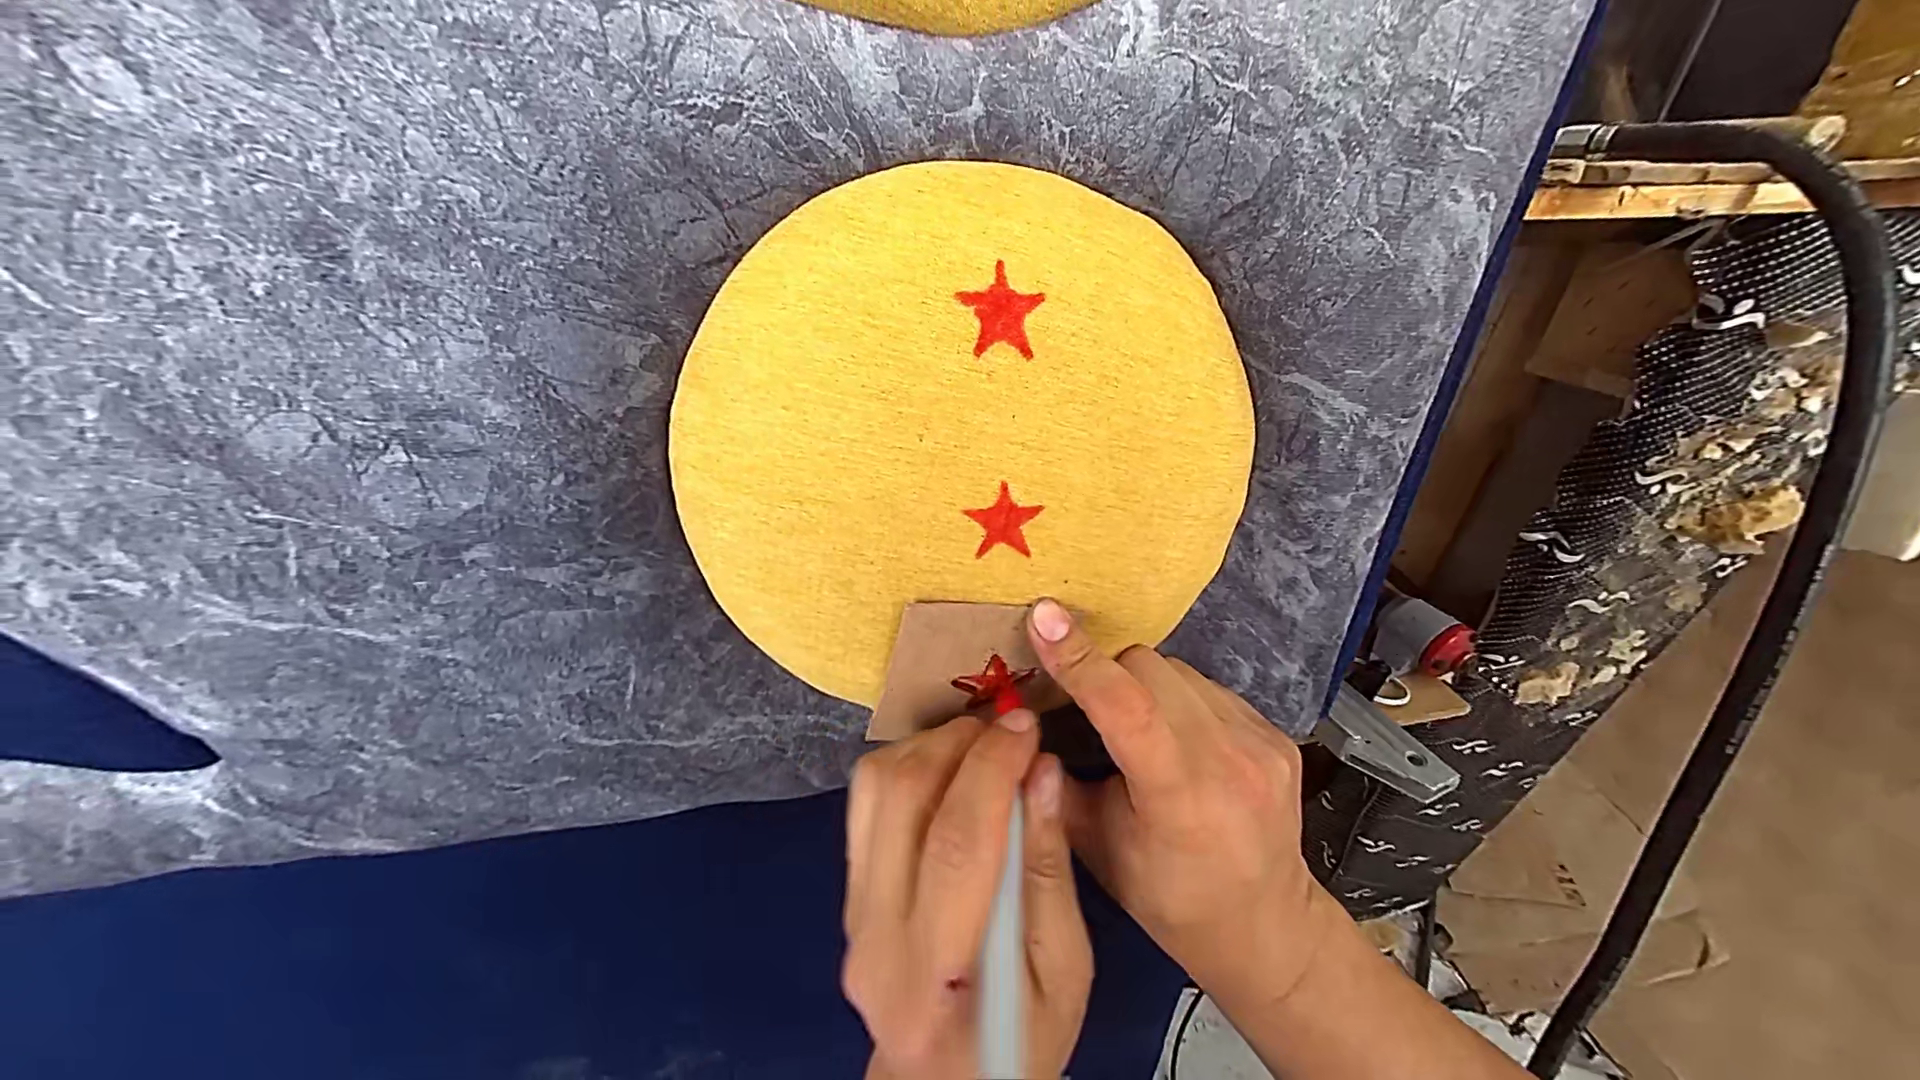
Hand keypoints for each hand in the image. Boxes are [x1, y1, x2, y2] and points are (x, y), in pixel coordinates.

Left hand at [843, 709, 1092, 1079]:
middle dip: (962, 742)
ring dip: (932, 744)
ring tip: (983, 744)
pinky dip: (909, 761)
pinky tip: (948, 767)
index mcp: (933, 973)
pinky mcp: (847, 886)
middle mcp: (875, 933)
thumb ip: (1048, 867)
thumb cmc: (1017, 1039)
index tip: (1027, 726)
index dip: (993, 768)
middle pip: (904, 797)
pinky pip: (867, 797)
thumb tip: (1042, 771)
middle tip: (1011, 728)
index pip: (957, 843)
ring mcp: (851, 907)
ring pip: (876, 785)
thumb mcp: (1065, 971)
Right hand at [1026, 598, 1330, 1013]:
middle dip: (1107, 673)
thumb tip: (1019, 726)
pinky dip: (1176, 698)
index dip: (1081, 659)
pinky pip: (1205, 686)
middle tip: (1092, 709)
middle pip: (1147, 668)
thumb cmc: (1168, 898)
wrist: (1266, 926)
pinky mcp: (1275, 733)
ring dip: (1142, 684)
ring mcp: (1260, 741)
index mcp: (1180, 797)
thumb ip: (1054, 784)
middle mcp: (1230, 759)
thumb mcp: (1095, 849)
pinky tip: (1176, 736)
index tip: (1044, 617)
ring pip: (1176, 668)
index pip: (1127, 707)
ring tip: (1137, 727)